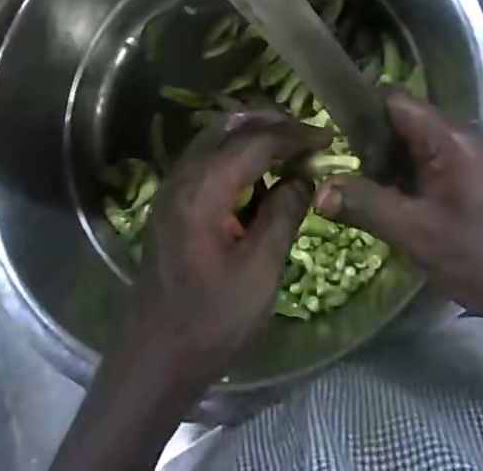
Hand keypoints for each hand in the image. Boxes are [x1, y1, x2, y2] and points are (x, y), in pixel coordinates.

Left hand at [117, 109, 329, 388]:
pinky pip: (206, 159)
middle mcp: (181, 177)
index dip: (293, 135)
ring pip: (215, 139)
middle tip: (308, 135)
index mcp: (202, 191)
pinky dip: (235, 155)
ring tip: (290, 149)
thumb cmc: (212, 321)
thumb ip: (283, 214)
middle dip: (271, 125)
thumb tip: (304, 175)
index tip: (327, 138)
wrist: (156, 356)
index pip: (253, 142)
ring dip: (252, 136)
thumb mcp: (260, 271)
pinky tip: (259, 174)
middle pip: (229, 128)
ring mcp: (171, 187)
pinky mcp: (171, 201)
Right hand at [313, 91, 482, 332]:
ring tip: (363, 191)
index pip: (394, 99)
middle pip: (402, 119)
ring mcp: (471, 154)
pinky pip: (430, 160)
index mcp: (451, 137)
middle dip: (370, 143)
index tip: (332, 136)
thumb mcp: (415, 234)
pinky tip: (395, 204)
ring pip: (414, 142)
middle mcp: (462, 134)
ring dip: (387, 163)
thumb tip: (317, 190)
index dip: (360, 110)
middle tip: (342, 172)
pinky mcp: (474, 175)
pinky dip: (407, 176)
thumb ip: (364, 205)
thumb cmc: (482, 260)